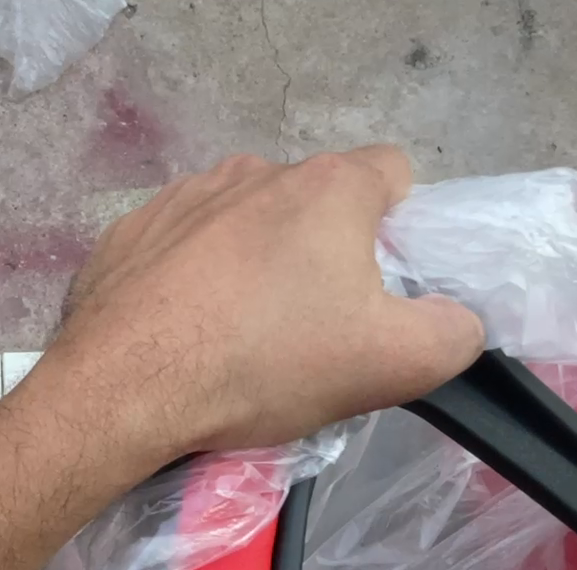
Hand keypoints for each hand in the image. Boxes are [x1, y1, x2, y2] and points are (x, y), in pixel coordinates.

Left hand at [38, 147, 483, 456]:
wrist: (123, 389)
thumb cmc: (259, 367)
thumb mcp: (388, 365)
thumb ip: (450, 334)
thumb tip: (453, 321)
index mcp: (326, 187)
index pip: (392, 178)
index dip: (395, 237)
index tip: (369, 296)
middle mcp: (249, 174)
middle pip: (307, 210)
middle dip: (314, 262)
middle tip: (296, 335)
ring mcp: (176, 201)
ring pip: (236, 230)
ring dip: (245, 272)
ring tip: (225, 341)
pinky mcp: (123, 237)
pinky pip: (172, 253)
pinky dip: (182, 285)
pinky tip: (172, 333)